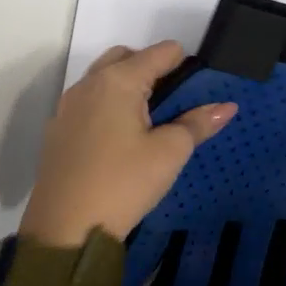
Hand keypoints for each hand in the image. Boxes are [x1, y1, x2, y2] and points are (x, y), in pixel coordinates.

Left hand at [19, 41, 236, 245]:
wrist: (64, 234)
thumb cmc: (123, 183)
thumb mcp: (170, 152)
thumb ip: (199, 123)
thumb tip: (227, 107)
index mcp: (118, 81)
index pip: (162, 52)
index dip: (185, 66)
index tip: (194, 94)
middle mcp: (88, 85)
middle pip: (127, 57)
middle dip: (152, 70)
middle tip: (171, 104)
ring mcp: (67, 108)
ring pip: (104, 79)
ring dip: (128, 87)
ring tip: (148, 122)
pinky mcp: (57, 132)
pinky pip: (90, 102)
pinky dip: (109, 106)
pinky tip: (121, 140)